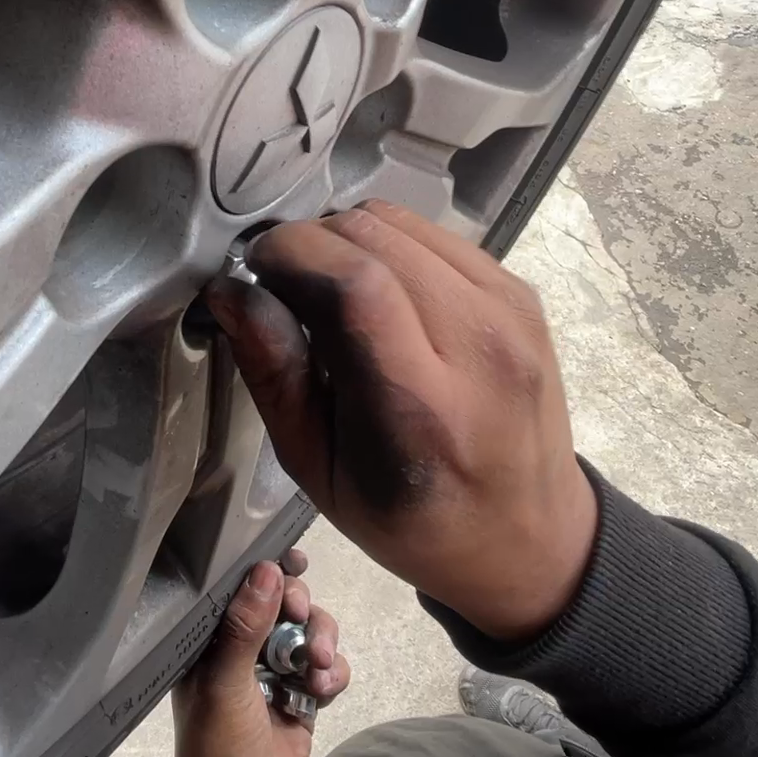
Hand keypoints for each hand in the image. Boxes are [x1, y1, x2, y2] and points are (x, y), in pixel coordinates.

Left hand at [173, 550, 350, 756]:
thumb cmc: (220, 744)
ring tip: (318, 667)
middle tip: (301, 616)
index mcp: (214, 638)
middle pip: (283, 601)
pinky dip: (332, 673)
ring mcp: (276, 671)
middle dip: (300, 605)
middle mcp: (245, 647)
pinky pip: (328, 667)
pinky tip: (322, 691)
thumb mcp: (225, 684)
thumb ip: (244, 628)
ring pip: (310, 629)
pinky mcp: (303, 695)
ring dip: (321, 640)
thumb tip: (267, 568)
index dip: (267, 569)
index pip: (241, 588)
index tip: (293, 559)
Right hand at [204, 200, 596, 641]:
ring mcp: (510, 310)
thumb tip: (229, 290)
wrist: (528, 535)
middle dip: (308, 241)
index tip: (255, 267)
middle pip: (374, 236)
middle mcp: (481, 345)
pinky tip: (376, 286)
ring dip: (344, 237)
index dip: (292, 253)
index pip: (356, 285)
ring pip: (399, 221)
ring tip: (325, 284)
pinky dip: (385, 243)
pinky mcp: (520, 291)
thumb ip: (273, 373)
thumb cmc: (411, 519)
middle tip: (281, 279)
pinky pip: (430, 232)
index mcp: (423, 408)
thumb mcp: (316, 467)